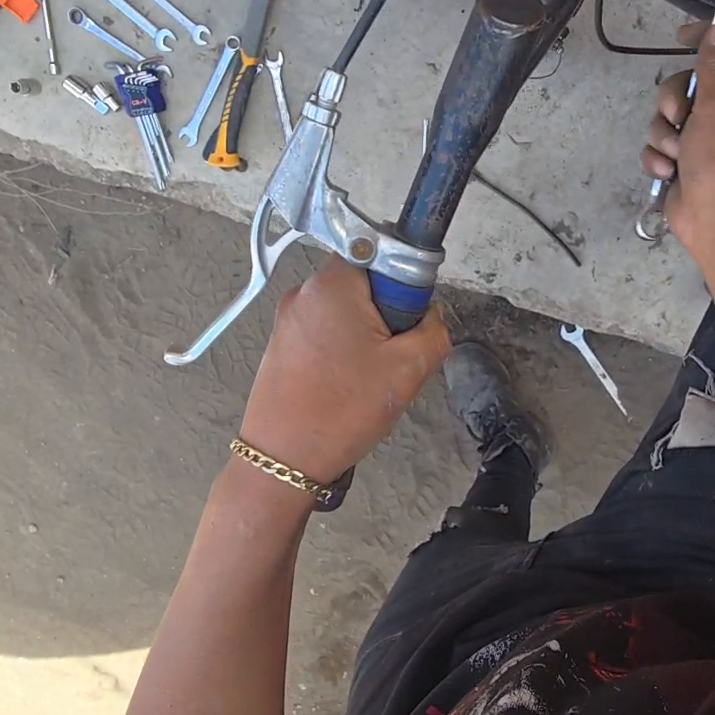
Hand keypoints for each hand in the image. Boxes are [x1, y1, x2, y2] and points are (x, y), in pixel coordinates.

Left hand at [239, 258, 450, 484]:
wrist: (283, 460)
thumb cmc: (341, 411)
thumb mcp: (408, 370)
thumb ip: (434, 330)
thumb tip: (431, 316)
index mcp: (332, 284)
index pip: (381, 254)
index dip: (403, 285)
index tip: (407, 321)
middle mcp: (303, 292)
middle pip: (363, 284)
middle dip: (386, 315)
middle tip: (391, 358)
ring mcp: (287, 319)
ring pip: (345, 312)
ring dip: (365, 337)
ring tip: (366, 378)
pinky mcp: (281, 345)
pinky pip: (325, 334)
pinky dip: (342, 352)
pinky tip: (345, 386)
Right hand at [640, 22, 714, 257]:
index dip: (711, 34)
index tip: (681, 36)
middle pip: (693, 80)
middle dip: (675, 97)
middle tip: (680, 114)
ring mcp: (707, 136)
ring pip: (671, 114)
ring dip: (666, 132)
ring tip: (678, 152)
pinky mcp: (686, 159)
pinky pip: (662, 144)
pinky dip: (661, 157)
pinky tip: (671, 170)